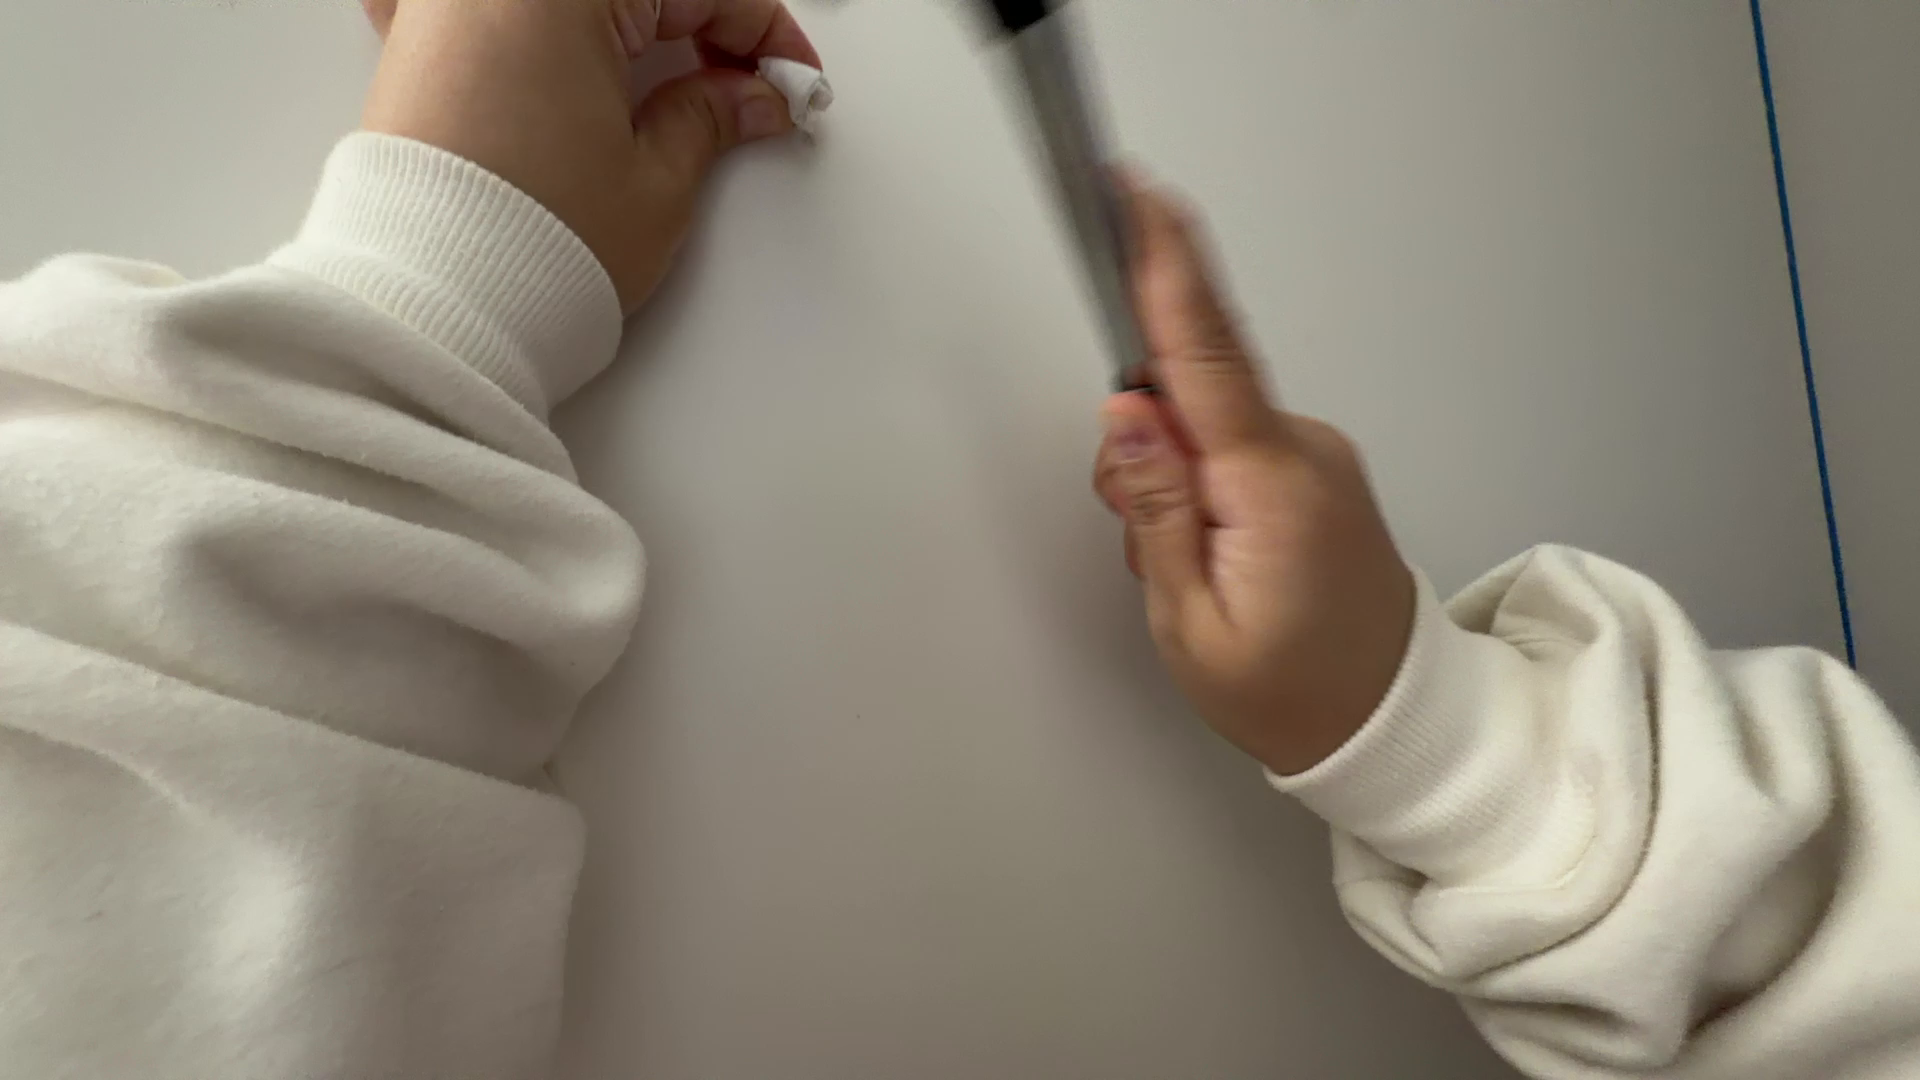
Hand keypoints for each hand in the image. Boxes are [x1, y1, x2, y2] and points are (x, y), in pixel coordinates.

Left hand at [358, 0, 820, 313]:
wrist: (438, 298)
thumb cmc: (532, 244)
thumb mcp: (655, 183)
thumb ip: (711, 120)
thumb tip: (750, 99)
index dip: (765, 29)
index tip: (796, 76)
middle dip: (713, 26)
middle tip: (756, 86)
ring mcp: (450, 0)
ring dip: (652, 26)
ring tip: (696, 84)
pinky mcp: (427, 38)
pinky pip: (526, 13)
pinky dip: (580, 34)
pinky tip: (607, 65)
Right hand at [1093, 184, 1416, 776]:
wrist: (1392, 722)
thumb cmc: (1288, 690)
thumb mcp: (1189, 618)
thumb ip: (1155, 507)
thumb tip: (1124, 415)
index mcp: (1270, 487)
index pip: (1206, 355)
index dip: (1166, 270)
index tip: (1135, 198)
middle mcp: (1301, 450)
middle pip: (1186, 392)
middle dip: (1139, 443)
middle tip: (1145, 534)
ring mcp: (1312, 455)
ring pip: (1201, 423)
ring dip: (1167, 476)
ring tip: (1186, 562)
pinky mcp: (1309, 467)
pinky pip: (1229, 443)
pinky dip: (1197, 479)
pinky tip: (1210, 543)